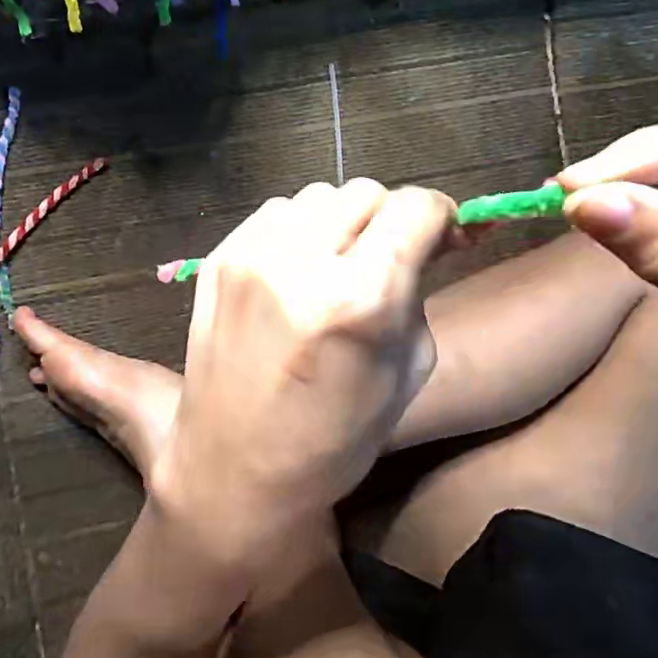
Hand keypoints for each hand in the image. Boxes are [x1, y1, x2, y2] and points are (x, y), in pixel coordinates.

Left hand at [150, 181, 458, 559]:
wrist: (237, 465)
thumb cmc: (337, 435)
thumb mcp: (410, 366)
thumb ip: (417, 288)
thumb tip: (425, 236)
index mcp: (360, 298)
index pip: (414, 207)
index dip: (438, 217)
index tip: (438, 237)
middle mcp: (300, 261)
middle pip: (364, 192)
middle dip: (386, 220)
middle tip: (382, 259)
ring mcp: (251, 254)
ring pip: (317, 196)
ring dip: (338, 223)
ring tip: (333, 267)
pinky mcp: (218, 256)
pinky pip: (275, 213)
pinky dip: (296, 232)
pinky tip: (294, 272)